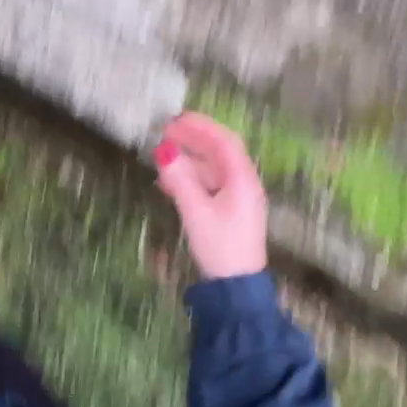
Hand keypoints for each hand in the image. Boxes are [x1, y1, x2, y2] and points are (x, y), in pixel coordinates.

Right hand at [154, 113, 266, 279]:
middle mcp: (244, 184)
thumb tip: (163, 149)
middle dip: (194, 138)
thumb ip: (179, 178)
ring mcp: (238, 198)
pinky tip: (171, 181)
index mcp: (242, 180)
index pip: (224, 141)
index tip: (177, 118)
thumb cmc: (220, 246)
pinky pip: (210, 184)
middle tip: (167, 131)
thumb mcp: (196, 211)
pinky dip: (191, 176)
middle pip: (220, 152)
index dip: (201, 126)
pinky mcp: (230, 212)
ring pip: (214, 168)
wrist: (236, 288)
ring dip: (190, 157)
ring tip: (163, 153)